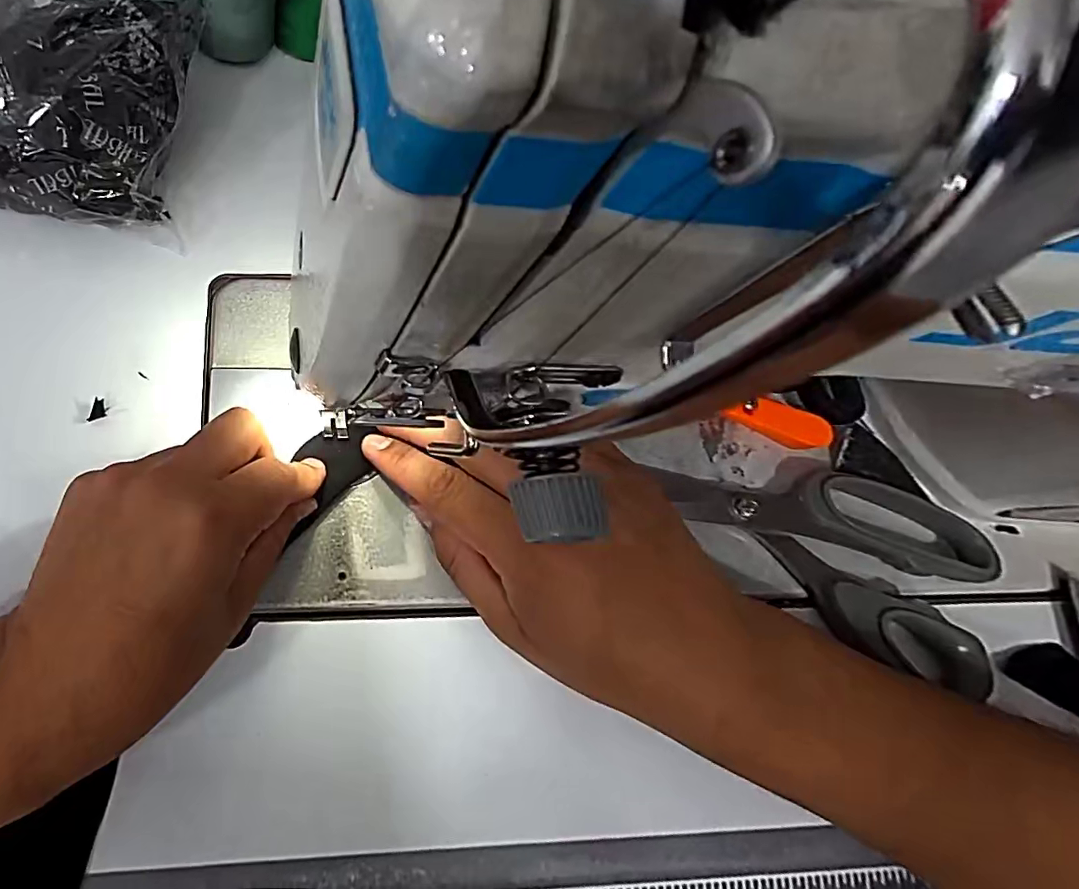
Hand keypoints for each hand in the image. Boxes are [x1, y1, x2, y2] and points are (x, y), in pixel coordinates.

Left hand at [0, 408, 324, 839]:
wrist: (48, 683)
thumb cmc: (132, 671)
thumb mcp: (227, 613)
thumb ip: (267, 544)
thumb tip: (289, 507)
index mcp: (207, 521)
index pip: (277, 470)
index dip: (301, 477)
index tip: (304, 482)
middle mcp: (164, 485)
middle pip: (239, 426)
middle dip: (261, 455)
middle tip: (260, 494)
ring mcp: (123, 479)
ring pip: (195, 445)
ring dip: (212, 474)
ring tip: (200, 531)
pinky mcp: (93, 483)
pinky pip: (152, 465)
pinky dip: (169, 488)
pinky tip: (160, 535)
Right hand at [361, 428, 760, 727]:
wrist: (699, 648)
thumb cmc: (612, 652)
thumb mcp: (515, 625)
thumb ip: (465, 561)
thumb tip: (434, 516)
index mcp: (523, 545)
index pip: (442, 485)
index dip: (401, 460)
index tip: (379, 447)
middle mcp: (555, 501)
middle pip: (469, 444)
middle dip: (422, 430)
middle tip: (397, 427)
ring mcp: (591, 478)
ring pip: (506, 430)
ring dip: (461, 425)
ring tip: (434, 429)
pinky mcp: (618, 468)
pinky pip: (553, 435)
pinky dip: (515, 430)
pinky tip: (498, 435)